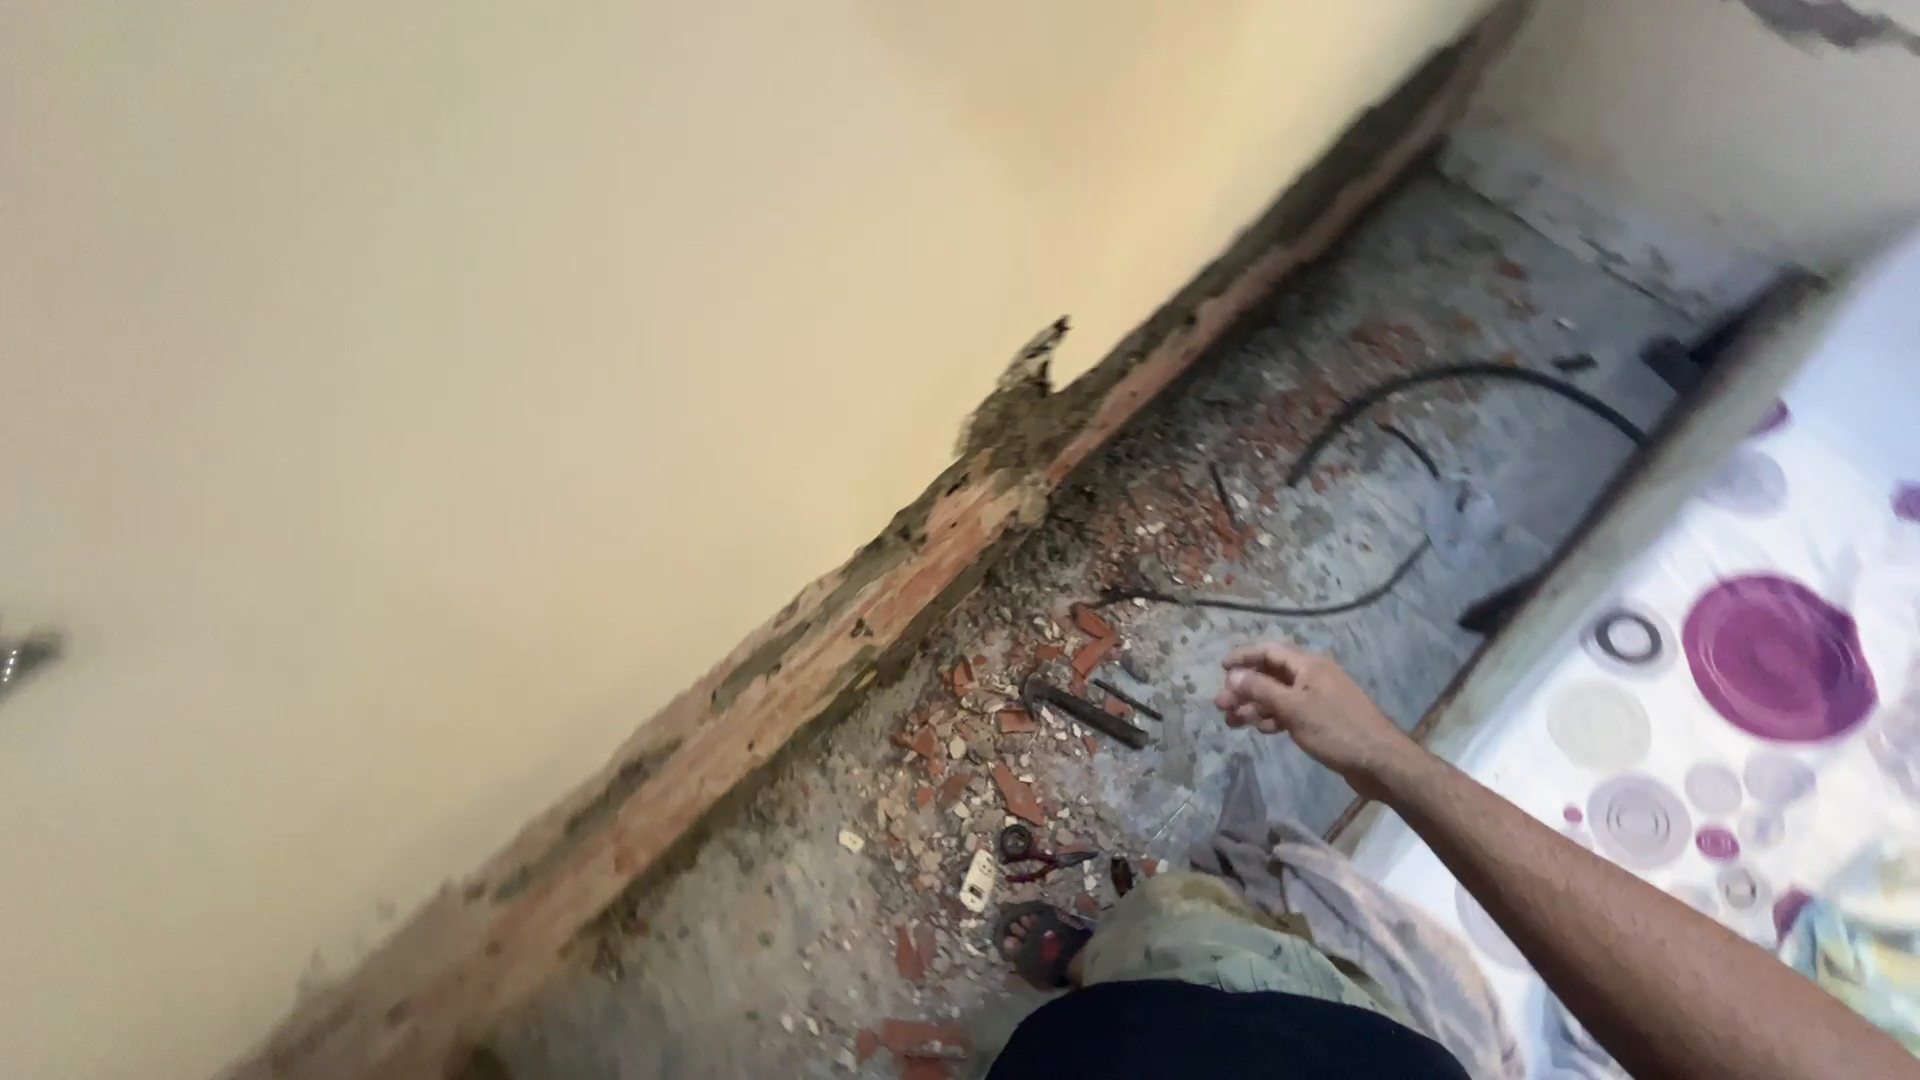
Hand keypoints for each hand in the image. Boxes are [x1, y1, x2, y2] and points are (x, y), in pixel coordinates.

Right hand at [1214, 644, 1422, 795]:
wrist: (1381, 762)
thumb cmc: (1335, 729)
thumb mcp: (1292, 708)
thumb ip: (1260, 689)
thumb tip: (1233, 674)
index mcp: (1309, 665)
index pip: (1268, 651)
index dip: (1243, 657)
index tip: (1220, 669)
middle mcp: (1313, 676)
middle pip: (1270, 675)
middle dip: (1243, 688)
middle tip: (1220, 705)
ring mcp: (1318, 697)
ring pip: (1277, 695)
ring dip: (1254, 705)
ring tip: (1232, 722)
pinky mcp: (1322, 718)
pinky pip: (1290, 710)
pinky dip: (1272, 717)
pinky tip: (1260, 729)